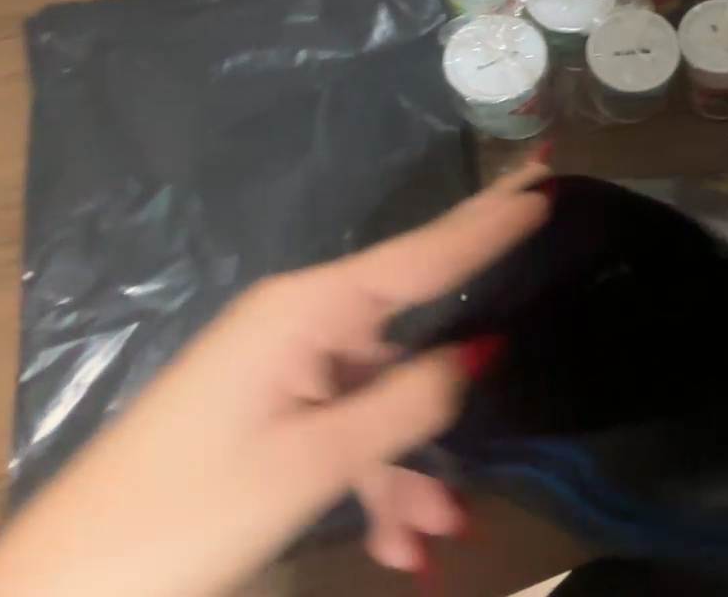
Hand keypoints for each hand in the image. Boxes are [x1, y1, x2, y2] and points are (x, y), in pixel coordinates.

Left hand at [0, 163, 554, 596]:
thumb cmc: (181, 518)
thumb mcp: (313, 464)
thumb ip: (409, 401)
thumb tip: (483, 350)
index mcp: (310, 311)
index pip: (426, 254)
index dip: (491, 222)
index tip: (547, 183)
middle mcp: (306, 320)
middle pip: (415, 280)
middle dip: (479, 250)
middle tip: (539, 183)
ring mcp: (291, 362)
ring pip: (390, 390)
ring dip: (414, 462)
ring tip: (440, 529)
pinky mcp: (280, 404)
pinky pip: (355, 426)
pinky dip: (381, 480)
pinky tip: (400, 544)